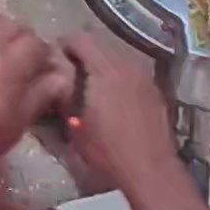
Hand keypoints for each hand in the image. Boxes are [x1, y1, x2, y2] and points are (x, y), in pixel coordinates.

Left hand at [0, 14, 75, 175]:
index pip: (38, 44)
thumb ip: (41, 95)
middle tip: (22, 62)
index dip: (43, 56)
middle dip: (25, 41)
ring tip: (1, 48)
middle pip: (17, 27)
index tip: (41, 70)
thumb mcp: (16, 124)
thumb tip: (61, 76)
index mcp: (11, 64)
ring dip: (2, 30)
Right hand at [61, 33, 180, 191]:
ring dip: (102, 61)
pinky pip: (132, 71)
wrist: (151, 170)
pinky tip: (113, 93)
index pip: (82, 40)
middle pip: (101, 44)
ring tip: (90, 79)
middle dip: (84, 51)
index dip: (66, 43)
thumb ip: (66, 100)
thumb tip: (58, 86)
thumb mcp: (76, 128)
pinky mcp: (155, 89)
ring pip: (119, 55)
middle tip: (69, 66)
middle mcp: (127, 64)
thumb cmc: (108, 151)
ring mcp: (144, 75)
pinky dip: (119, 74)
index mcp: (105, 69)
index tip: (54, 53)